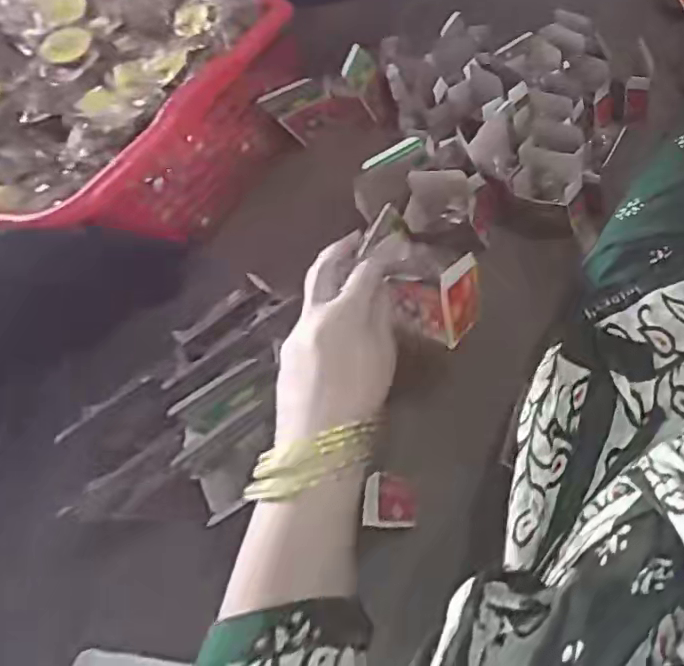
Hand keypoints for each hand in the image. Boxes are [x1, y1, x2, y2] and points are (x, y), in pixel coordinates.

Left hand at [274, 229, 407, 444]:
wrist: (316, 444)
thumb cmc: (361, 395)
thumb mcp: (384, 351)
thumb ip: (382, 313)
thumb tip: (381, 286)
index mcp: (342, 312)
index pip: (364, 270)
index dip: (381, 254)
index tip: (395, 244)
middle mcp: (313, 315)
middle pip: (324, 270)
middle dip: (340, 249)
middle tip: (357, 238)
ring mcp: (296, 333)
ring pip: (315, 294)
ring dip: (332, 277)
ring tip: (353, 275)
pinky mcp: (288, 352)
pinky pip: (310, 317)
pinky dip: (327, 304)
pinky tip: (341, 316)